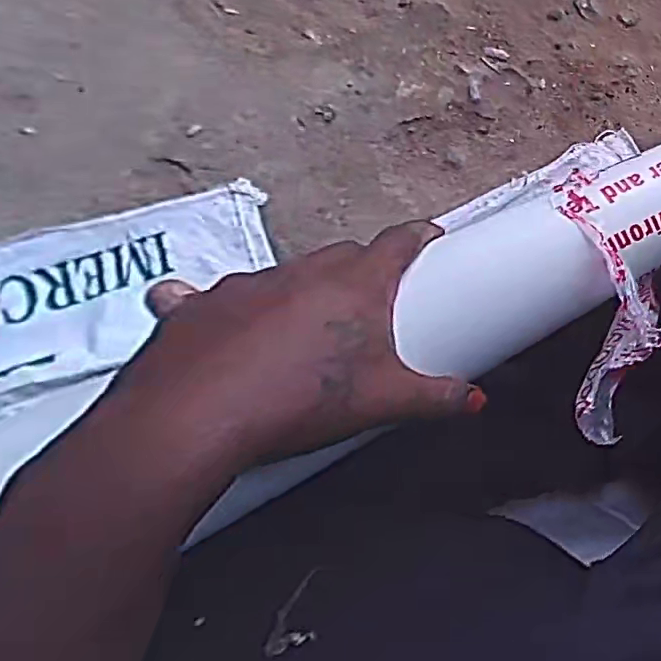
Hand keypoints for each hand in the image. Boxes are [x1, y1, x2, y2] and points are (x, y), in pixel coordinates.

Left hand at [98, 221, 480, 474]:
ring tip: (304, 326)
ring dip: (300, 288)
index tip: (428, 237)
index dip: (418, 236)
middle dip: (362, 268)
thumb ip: (437, 397)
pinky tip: (219, 321)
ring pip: (285, 272)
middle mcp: (302, 273)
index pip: (397, 242)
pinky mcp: (194, 307)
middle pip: (344, 254)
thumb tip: (472, 400)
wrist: (188, 424)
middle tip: (372, 300)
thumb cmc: (293, 403)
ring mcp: (245, 286)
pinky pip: (207, 293)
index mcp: (355, 285)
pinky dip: (220, 304)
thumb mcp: (384, 402)